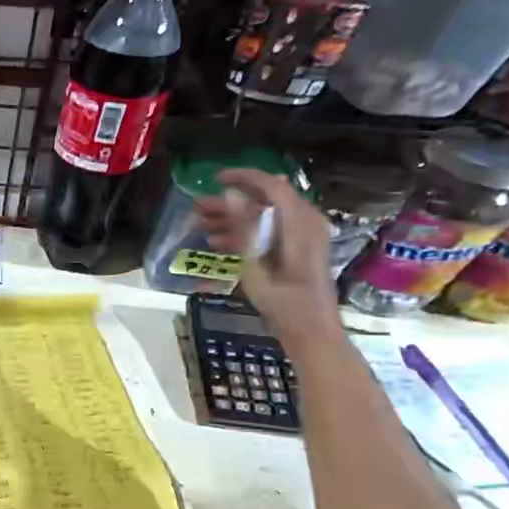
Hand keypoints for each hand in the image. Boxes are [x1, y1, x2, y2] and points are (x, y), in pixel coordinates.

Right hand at [194, 168, 340, 343]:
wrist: (311, 331)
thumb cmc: (283, 303)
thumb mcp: (256, 264)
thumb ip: (244, 226)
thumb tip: (230, 194)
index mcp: (298, 224)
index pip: (272, 186)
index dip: (243, 177)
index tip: (213, 179)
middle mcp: (305, 223)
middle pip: (266, 200)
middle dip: (231, 201)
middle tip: (198, 209)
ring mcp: (303, 237)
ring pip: (265, 216)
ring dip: (234, 218)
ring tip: (201, 226)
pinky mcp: (298, 250)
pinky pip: (270, 230)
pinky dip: (245, 232)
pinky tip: (218, 243)